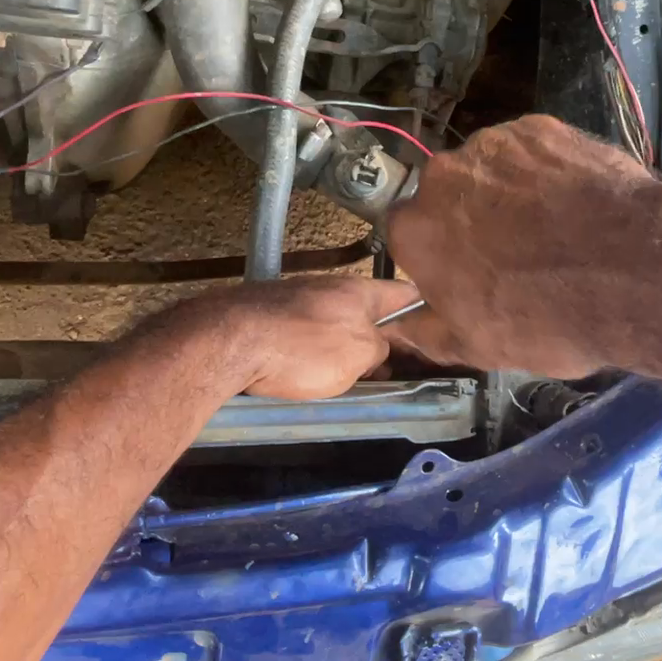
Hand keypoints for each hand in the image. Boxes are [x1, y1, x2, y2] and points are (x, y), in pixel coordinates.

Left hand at [120, 276, 419, 401]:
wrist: (224, 342)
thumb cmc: (301, 348)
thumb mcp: (358, 356)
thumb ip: (379, 350)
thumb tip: (378, 352)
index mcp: (360, 291)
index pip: (407, 293)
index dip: (427, 312)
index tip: (437, 335)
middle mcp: (330, 286)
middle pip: (371, 308)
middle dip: (385, 334)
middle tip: (398, 365)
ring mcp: (296, 297)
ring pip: (337, 319)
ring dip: (348, 342)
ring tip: (355, 374)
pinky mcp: (268, 313)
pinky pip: (306, 329)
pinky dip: (315, 347)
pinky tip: (309, 369)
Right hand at [384, 115, 661, 378]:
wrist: (635, 268)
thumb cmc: (548, 317)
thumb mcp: (477, 348)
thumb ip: (425, 332)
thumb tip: (398, 326)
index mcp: (416, 228)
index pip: (409, 234)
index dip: (438, 255)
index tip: (468, 273)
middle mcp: (443, 174)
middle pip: (448, 195)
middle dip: (472, 218)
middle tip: (516, 252)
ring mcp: (495, 143)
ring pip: (491, 169)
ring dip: (510, 191)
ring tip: (555, 227)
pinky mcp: (542, 126)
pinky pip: (533, 151)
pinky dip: (548, 171)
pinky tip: (577, 201)